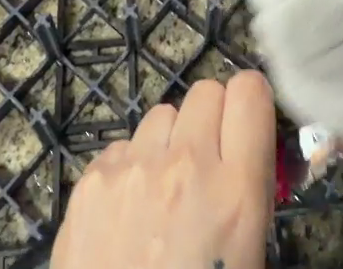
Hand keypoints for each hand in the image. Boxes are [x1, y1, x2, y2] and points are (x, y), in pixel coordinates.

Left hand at [52, 72, 276, 268]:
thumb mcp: (247, 251)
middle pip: (206, 91)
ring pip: (163, 114)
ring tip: (164, 189)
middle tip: (207, 161)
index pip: (250, 92)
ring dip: (170, 140)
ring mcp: (134, 168)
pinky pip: (123, 144)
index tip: (246, 125)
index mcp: (237, 190)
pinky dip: (131, 165)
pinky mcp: (91, 179)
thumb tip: (249, 152)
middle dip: (211, 119)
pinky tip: (129, 208)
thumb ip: (250, 190)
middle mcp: (187, 165)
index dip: (250, 105)